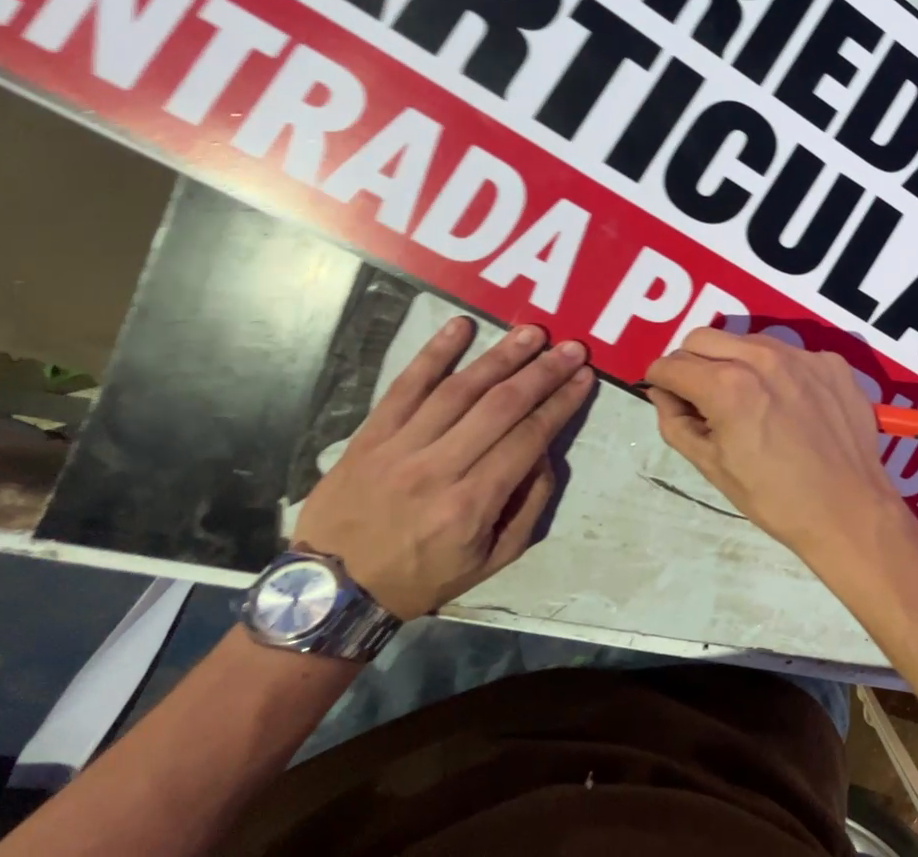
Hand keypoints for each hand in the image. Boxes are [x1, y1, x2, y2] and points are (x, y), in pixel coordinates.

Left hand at [293, 318, 593, 618]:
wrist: (332, 590)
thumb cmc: (422, 577)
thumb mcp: (493, 559)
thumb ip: (529, 505)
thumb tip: (546, 453)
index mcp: (471, 504)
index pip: (528, 438)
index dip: (561, 403)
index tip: (585, 378)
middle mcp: (437, 469)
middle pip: (500, 407)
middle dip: (542, 373)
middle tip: (572, 348)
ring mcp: (398, 449)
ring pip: (458, 390)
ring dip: (500, 356)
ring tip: (532, 332)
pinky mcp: (368, 437)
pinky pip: (404, 387)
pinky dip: (433, 354)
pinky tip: (460, 327)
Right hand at [644, 328, 904, 554]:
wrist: (847, 509)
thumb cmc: (774, 497)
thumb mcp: (711, 466)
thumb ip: (677, 423)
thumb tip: (664, 394)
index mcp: (728, 386)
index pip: (672, 363)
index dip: (660, 380)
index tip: (666, 395)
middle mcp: (764, 358)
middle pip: (704, 338)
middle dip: (691, 362)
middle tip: (700, 396)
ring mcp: (803, 356)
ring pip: (748, 340)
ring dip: (734, 361)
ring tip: (747, 400)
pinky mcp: (832, 364)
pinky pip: (791, 354)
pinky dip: (778, 372)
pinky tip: (789, 405)